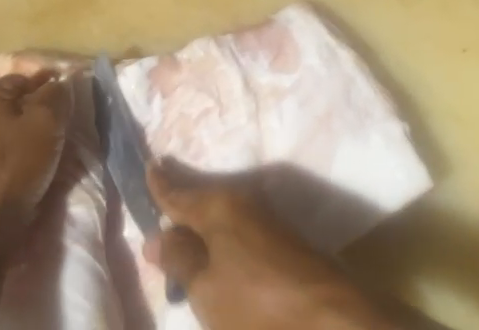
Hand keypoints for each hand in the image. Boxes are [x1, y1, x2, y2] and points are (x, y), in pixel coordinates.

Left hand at [0, 72, 73, 243]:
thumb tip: (56, 85)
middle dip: (35, 115)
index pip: (24, 80)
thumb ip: (55, 94)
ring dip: (23, 137)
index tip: (67, 111)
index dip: (49, 91)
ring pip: (2, 129)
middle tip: (57, 134)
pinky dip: (9, 156)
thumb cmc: (15, 169)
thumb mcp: (47, 123)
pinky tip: (22, 172)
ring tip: (43, 156)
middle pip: (11, 105)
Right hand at [148, 160, 399, 329]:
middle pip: (202, 197)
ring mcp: (265, 220)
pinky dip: (220, 232)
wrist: (328, 314)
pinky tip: (214, 243)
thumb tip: (156, 237)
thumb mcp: (206, 287)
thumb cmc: (256, 300)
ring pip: (221, 212)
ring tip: (180, 219)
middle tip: (161, 178)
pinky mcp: (282, 241)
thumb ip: (180, 260)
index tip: (149, 163)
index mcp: (219, 205)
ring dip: (201, 216)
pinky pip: (238, 227)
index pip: (179, 193)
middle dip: (181, 192)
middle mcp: (242, 202)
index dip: (161, 182)